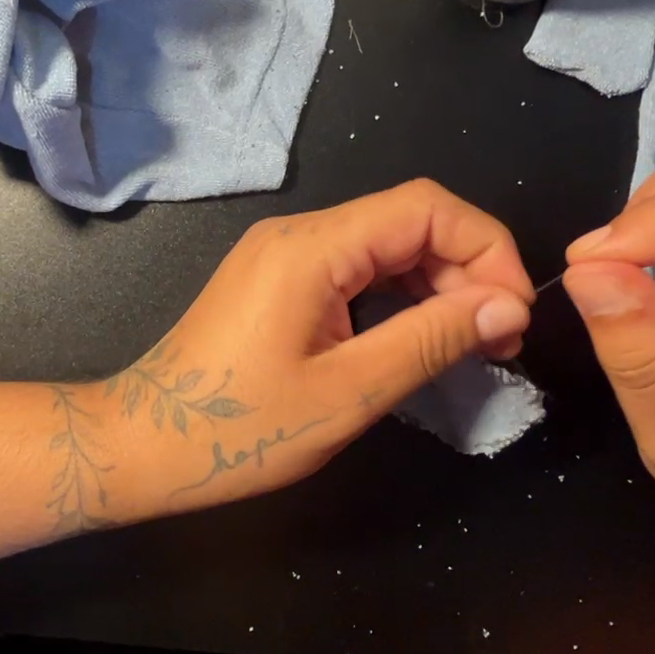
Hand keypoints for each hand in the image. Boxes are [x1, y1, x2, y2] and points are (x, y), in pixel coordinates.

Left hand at [107, 179, 534, 510]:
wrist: (142, 445)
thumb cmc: (238, 430)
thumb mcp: (348, 393)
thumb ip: (431, 340)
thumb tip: (506, 307)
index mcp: (312, 248)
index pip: (427, 208)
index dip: (487, 249)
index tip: (512, 314)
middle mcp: (296, 234)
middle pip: (407, 221)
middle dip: (466, 270)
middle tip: (496, 339)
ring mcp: (280, 255)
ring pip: (382, 245)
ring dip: (434, 284)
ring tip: (466, 342)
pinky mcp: (274, 281)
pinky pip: (351, 269)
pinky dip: (394, 296)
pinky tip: (414, 336)